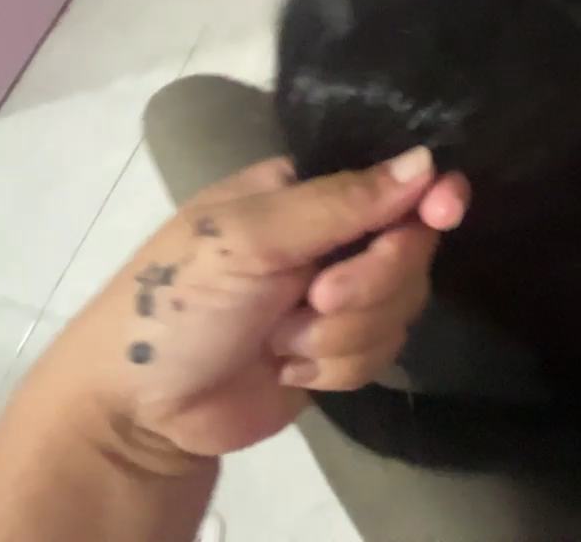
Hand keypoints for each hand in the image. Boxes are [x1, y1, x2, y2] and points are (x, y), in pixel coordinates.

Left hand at [48, 147, 467, 467]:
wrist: (134, 419)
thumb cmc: (177, 304)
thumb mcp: (250, 239)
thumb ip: (343, 201)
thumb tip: (429, 161)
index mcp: (313, 192)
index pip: (400, 179)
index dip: (432, 195)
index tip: (446, 210)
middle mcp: (339, 236)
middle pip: (412, 245)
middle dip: (369, 281)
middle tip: (317, 298)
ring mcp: (345, 292)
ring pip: (404, 300)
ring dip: (342, 332)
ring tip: (281, 343)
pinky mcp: (347, 347)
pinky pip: (386, 348)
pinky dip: (338, 366)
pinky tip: (289, 370)